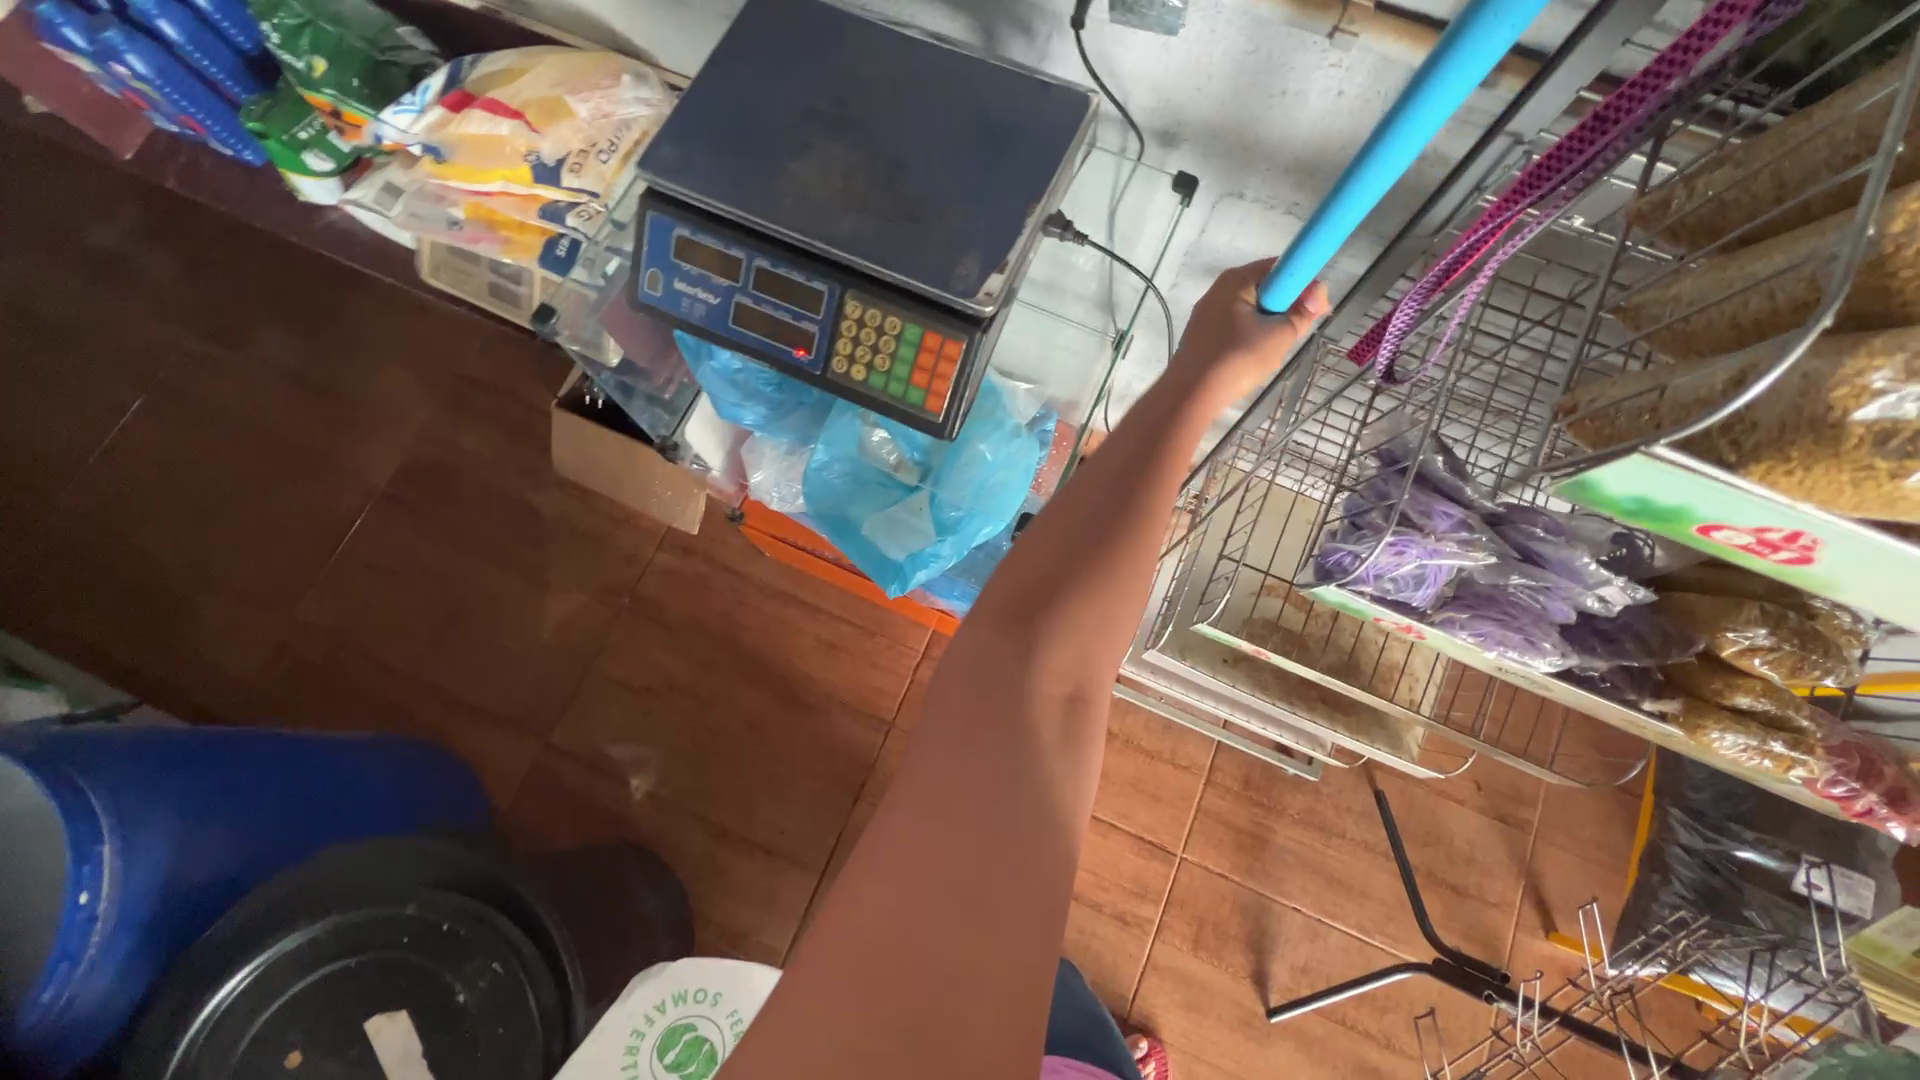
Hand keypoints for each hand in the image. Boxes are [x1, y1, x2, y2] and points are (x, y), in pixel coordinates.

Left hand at [1170, 259, 1328, 401]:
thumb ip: (1304, 311)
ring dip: (1267, 326)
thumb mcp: (1280, 334)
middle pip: (1265, 289)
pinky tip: (1250, 359)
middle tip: (1294, 333)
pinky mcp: (1201, 335)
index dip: (1302, 284)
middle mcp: (1218, 290)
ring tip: (1270, 350)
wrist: (1191, 394)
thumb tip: (1318, 292)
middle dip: (1285, 308)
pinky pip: (1235, 328)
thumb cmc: (1238, 359)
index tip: (1314, 307)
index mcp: (1236, 279)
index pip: (1280, 267)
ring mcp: (1206, 313)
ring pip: (1250, 311)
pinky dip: (1248, 338)